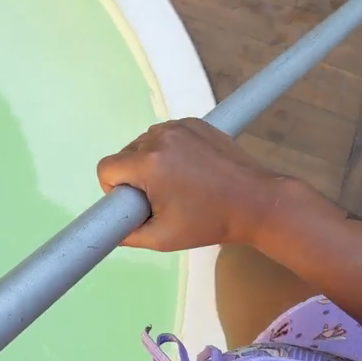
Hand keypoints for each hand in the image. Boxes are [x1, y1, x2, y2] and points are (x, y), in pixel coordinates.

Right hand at [95, 119, 309, 251]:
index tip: (137, 202)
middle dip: (135, 175)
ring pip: (146, 142)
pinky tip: (191, 167)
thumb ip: (129, 234)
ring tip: (179, 181)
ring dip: (152, 160)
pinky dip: (171, 149)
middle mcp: (160, 137)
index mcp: (149, 163)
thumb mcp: (163, 238)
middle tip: (163, 196)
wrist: (255, 201)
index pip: (107, 168)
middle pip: (126, 153)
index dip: (114, 188)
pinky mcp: (196, 122)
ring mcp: (180, 126)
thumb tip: (111, 229)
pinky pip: (168, 133)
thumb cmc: (209, 222)